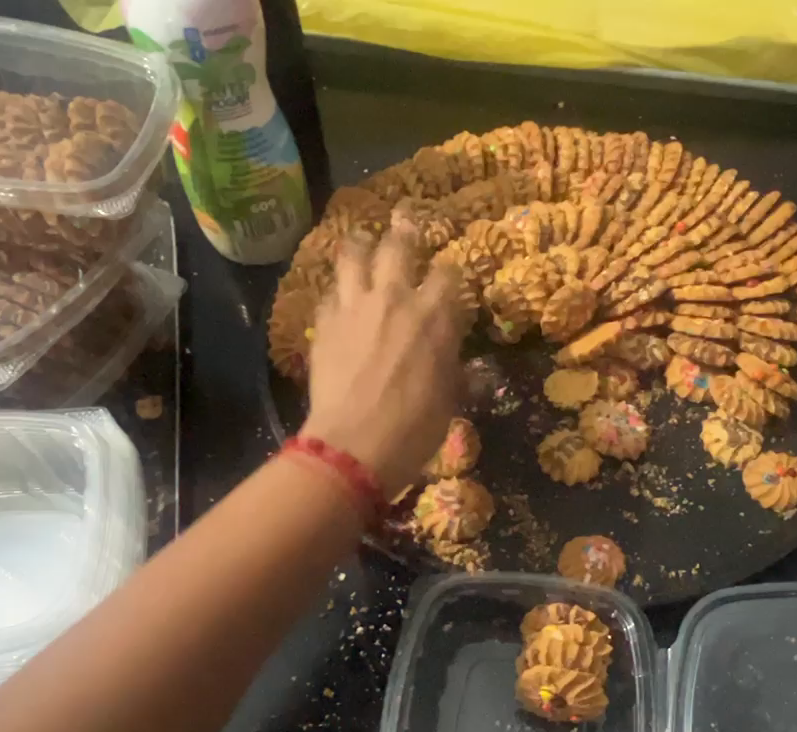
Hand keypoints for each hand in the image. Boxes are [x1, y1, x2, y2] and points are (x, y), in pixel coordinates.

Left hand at [299, 216, 462, 492]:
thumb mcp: (450, 400)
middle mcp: (394, 298)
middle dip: (405, 232)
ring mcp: (354, 306)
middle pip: (399, 246)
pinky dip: (337, 288)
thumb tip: (472, 369)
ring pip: (353, 255)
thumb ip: (456, 372)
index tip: (450, 276)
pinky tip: (339, 294)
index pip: (448, 274)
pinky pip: (329, 291)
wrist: (356, 445)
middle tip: (405, 222)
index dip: (450, 271)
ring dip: (360, 244)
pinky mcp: (324, 323)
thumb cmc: (415, 428)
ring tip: (362, 239)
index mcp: (434, 316)